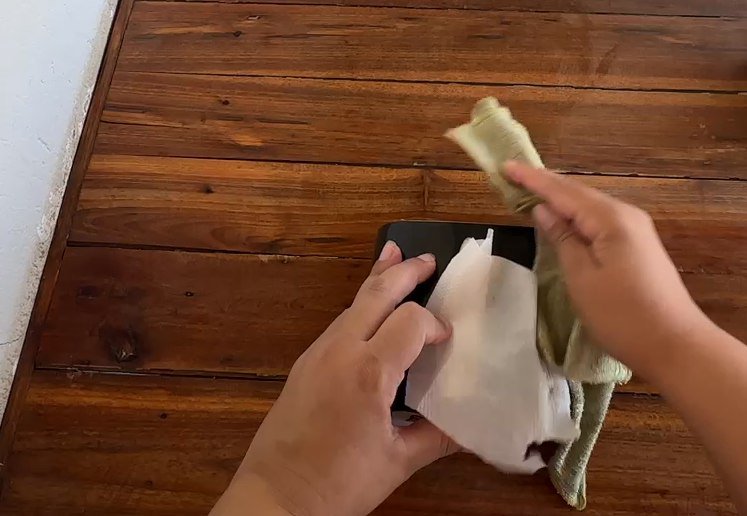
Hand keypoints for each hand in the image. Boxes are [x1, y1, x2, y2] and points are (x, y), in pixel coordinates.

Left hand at [212, 241, 458, 515]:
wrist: (275, 498)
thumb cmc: (338, 484)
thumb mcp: (396, 463)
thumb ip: (435, 437)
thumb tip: (471, 427)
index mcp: (370, 372)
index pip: (411, 321)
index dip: (434, 323)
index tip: (448, 338)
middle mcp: (342, 350)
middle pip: (377, 293)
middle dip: (405, 271)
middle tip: (428, 259)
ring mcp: (319, 352)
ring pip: (354, 302)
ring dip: (378, 279)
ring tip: (394, 256)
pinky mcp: (306, 361)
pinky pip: (339, 320)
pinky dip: (360, 304)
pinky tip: (369, 306)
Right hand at [504, 161, 713, 383]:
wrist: (679, 348)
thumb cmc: (624, 316)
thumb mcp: (582, 279)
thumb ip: (562, 239)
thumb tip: (544, 210)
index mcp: (610, 219)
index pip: (562, 191)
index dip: (532, 179)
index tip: (506, 165)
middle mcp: (626, 215)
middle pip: (578, 193)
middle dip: (545, 184)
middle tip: (513, 176)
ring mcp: (636, 230)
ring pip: (590, 205)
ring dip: (561, 199)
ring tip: (532, 192)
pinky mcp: (640, 246)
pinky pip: (600, 219)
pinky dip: (577, 214)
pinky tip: (565, 218)